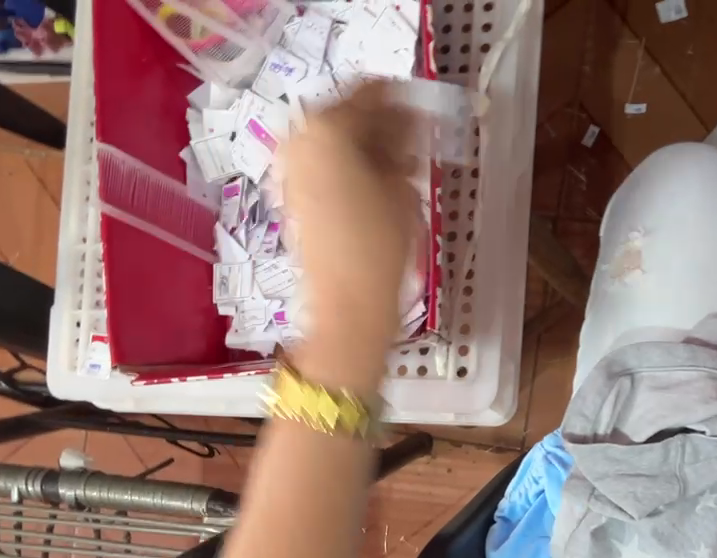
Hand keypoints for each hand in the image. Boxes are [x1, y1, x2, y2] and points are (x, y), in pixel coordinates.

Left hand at [277, 82, 419, 382]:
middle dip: (382, 130)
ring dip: (367, 152)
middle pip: (347, 116)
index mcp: (327, 126)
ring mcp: (291, 168)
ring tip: (400, 176)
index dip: (402, 104)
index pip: (369, 94)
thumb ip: (400, 145)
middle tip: (414, 150)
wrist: (348, 305)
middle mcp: (300, 138)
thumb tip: (402, 128)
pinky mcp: (293, 196)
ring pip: (336, 144)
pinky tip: (377, 194)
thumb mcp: (401, 188)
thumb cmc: (380, 247)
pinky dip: (350, 172)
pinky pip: (326, 168)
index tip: (425, 115)